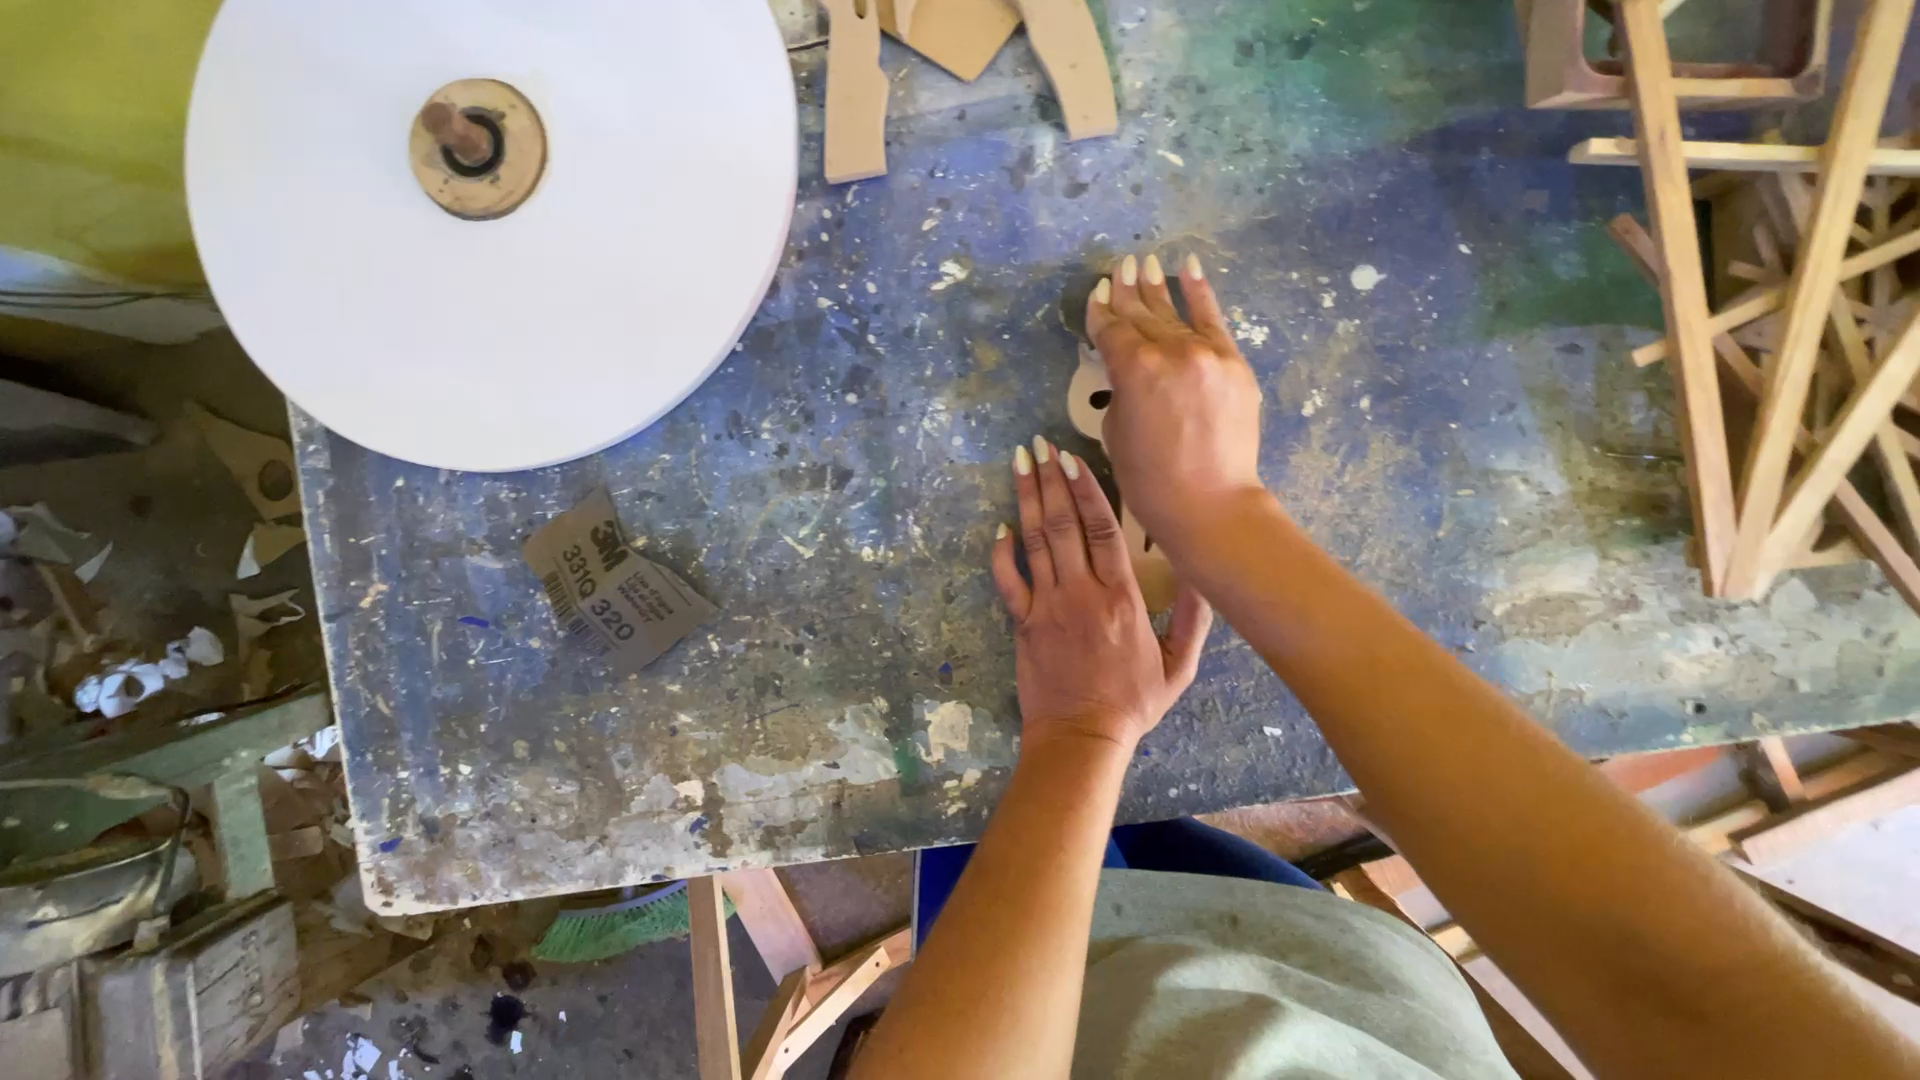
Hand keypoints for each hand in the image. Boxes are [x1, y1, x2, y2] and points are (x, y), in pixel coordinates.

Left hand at [991, 436, 1212, 751]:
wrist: (1082, 738)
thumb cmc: (1133, 704)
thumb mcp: (1179, 666)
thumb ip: (1194, 619)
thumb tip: (1206, 577)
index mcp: (1122, 597)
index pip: (1103, 529)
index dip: (1087, 488)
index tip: (1072, 456)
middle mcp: (1082, 591)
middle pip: (1064, 523)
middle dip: (1050, 480)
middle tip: (1036, 445)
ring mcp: (1048, 606)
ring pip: (1036, 542)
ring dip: (1026, 500)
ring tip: (1019, 464)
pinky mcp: (1023, 624)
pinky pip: (1009, 581)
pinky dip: (1002, 553)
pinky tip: (1000, 527)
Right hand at [1086, 253, 1264, 552]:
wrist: (1209, 503)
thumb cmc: (1149, 479)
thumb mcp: (1115, 432)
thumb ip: (1121, 391)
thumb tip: (1130, 374)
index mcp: (1133, 369)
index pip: (1111, 330)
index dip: (1101, 312)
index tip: (1098, 293)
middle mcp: (1171, 351)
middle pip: (1142, 316)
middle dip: (1127, 292)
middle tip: (1119, 267)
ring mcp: (1207, 354)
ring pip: (1175, 315)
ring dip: (1157, 288)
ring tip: (1145, 263)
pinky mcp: (1234, 364)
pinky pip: (1214, 320)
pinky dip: (1200, 294)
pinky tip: (1188, 269)